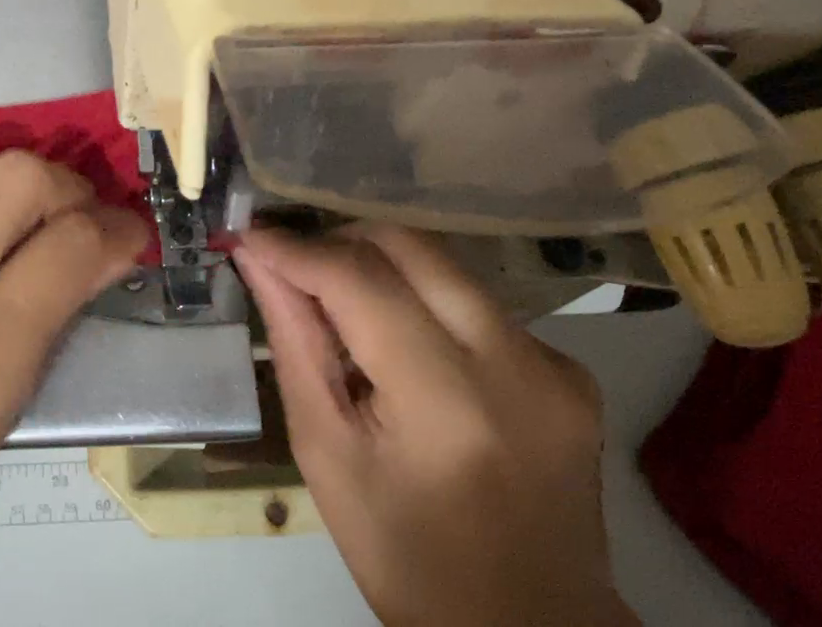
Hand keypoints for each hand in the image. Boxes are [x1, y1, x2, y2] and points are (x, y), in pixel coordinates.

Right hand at [236, 225, 635, 626]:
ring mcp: (555, 363)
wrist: (529, 625)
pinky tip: (407, 354)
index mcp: (448, 405)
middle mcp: (517, 366)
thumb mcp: (326, 455)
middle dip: (341, 242)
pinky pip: (479, 305)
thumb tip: (259, 261)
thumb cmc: (405, 556)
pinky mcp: (571, 369)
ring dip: (382, 272)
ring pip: (447, 268)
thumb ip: (295, 346)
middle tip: (293, 266)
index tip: (250, 235)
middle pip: (412, 250)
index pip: (361, 283)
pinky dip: (427, 307)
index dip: (298, 249)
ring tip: (343, 314)